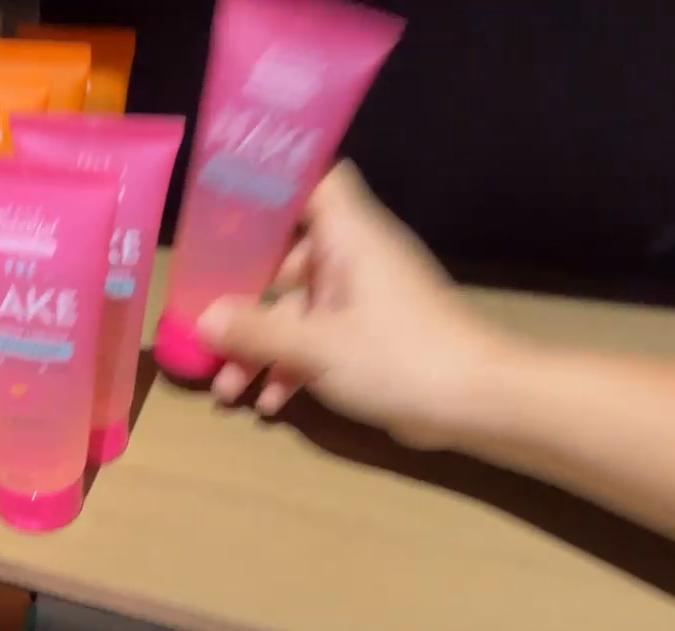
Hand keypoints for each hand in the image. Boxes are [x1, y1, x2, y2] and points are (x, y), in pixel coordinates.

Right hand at [195, 162, 515, 448]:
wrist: (472, 403)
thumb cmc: (398, 356)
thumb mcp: (316, 346)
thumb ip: (256, 332)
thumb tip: (202, 321)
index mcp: (349, 239)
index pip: (312, 182)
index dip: (270, 188)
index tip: (223, 212)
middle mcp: (351, 261)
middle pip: (284, 259)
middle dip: (241, 298)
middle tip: (202, 324)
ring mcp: (356, 303)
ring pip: (292, 313)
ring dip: (258, 349)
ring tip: (226, 391)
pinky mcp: (361, 340)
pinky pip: (311, 344)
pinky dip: (288, 369)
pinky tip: (267, 405)